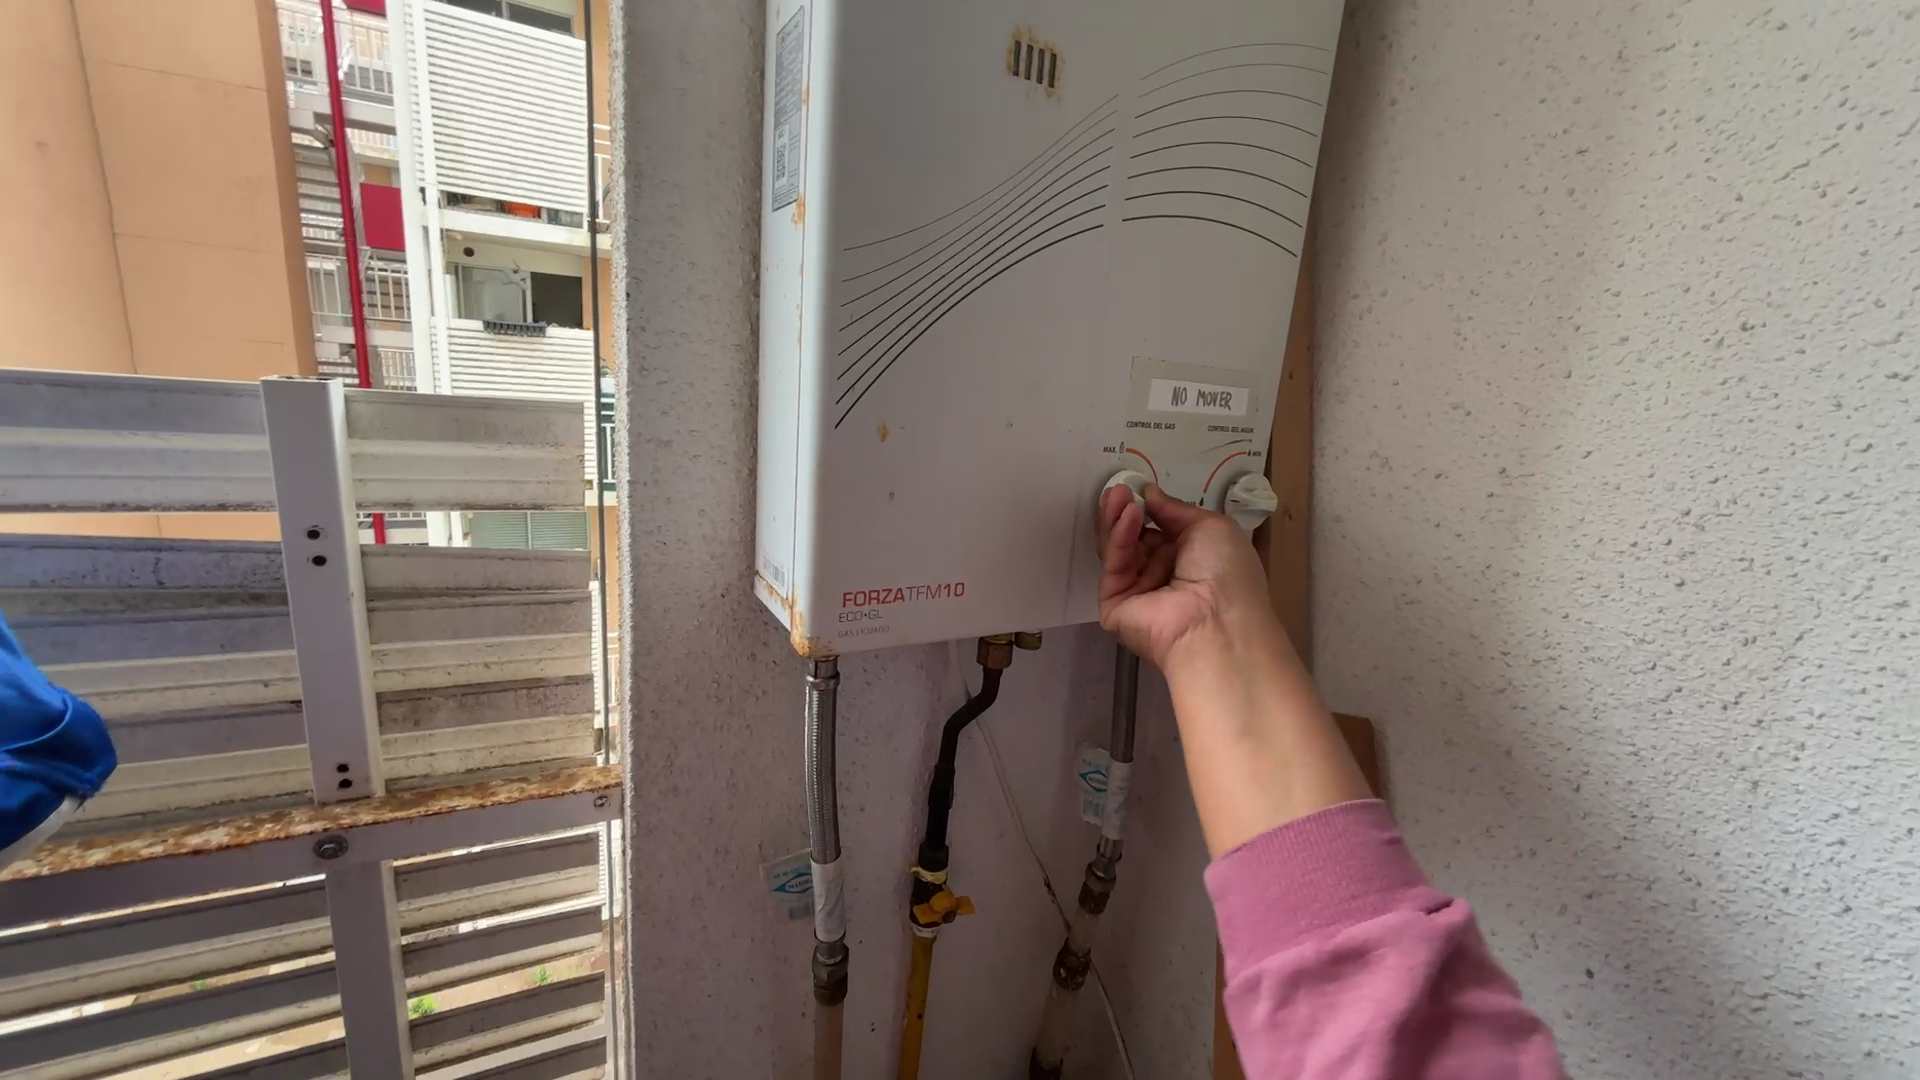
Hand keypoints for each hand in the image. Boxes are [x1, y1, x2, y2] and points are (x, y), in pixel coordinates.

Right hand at [1095, 482, 1275, 669]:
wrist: (1217, 624)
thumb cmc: (1227, 574)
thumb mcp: (1211, 527)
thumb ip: (1175, 509)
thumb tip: (1149, 493)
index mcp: (1188, 560)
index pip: (1157, 530)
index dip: (1146, 509)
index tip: (1134, 487)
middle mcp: (1162, 575)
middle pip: (1133, 539)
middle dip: (1124, 512)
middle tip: (1117, 489)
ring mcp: (1136, 591)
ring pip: (1119, 550)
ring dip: (1117, 520)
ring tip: (1117, 495)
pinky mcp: (1113, 605)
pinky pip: (1114, 566)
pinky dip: (1119, 539)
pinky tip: (1127, 517)